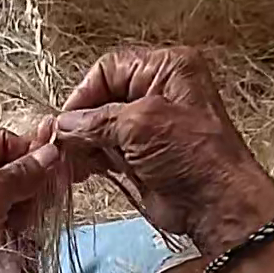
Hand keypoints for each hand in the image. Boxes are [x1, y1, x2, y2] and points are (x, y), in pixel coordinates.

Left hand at [0, 128, 59, 272]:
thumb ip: (20, 173)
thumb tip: (50, 153)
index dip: (25, 151)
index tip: (49, 166)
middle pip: (5, 165)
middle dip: (27, 180)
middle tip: (42, 195)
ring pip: (8, 189)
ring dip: (24, 200)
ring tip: (27, 215)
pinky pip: (3, 209)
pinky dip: (15, 215)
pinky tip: (20, 225)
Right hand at [53, 47, 273, 252]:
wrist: (212, 203)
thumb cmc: (190, 155)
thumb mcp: (141, 125)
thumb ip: (98, 121)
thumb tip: (62, 125)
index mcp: (165, 69)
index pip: (109, 69)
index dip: (84, 94)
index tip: (65, 123)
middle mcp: (155, 93)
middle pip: (101, 100)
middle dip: (79, 124)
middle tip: (60, 148)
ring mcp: (145, 128)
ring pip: (98, 129)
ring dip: (80, 146)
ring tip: (67, 165)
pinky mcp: (138, 157)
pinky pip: (103, 153)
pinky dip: (87, 161)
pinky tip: (76, 173)